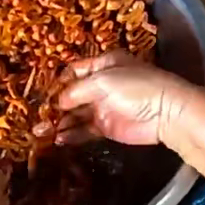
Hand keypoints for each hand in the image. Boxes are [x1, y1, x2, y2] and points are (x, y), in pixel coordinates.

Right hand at [46, 51, 196, 146]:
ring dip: (59, 122)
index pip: (74, 70)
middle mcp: (101, 84)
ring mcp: (103, 107)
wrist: (166, 114)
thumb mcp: (103, 81)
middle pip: (71, 94)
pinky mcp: (105, 127)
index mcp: (103, 65)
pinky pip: (83, 130)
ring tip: (42, 132)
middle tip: (38, 116)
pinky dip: (71, 135)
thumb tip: (57, 102)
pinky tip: (59, 139)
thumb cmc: (136, 88)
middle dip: (54, 105)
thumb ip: (75, 91)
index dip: (58, 81)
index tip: (43, 93)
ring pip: (75, 114)